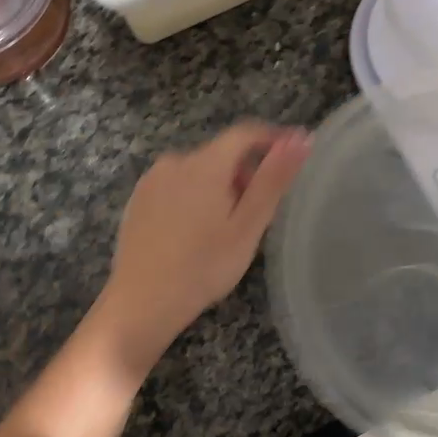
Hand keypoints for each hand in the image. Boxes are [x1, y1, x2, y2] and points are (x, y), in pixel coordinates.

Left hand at [91, 122, 310, 372]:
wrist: (142, 303)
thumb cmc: (203, 266)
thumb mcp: (248, 226)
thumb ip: (274, 178)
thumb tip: (301, 138)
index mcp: (206, 164)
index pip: (245, 133)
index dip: (273, 139)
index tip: (294, 154)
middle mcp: (175, 161)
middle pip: (221, 155)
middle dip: (244, 175)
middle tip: (256, 215)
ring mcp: (151, 181)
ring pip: (198, 172)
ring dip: (218, 188)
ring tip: (225, 231)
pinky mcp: (137, 201)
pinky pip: (176, 187)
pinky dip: (193, 199)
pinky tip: (194, 236)